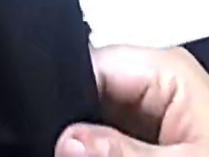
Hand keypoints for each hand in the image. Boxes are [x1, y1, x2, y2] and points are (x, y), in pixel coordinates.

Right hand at [55, 46, 208, 156]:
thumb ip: (125, 152)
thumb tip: (68, 137)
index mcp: (168, 68)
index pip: (96, 61)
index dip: (63, 92)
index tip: (40, 122)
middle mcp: (158, 83)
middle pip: (94, 91)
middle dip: (74, 121)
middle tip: (53, 146)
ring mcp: (155, 114)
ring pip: (99, 119)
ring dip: (86, 141)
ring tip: (71, 151)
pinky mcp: (153, 141)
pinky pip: (115, 139)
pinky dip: (102, 149)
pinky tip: (91, 156)